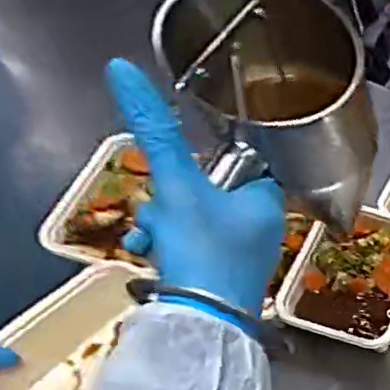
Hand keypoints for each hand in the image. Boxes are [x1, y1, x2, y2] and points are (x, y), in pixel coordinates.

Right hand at [103, 59, 286, 327]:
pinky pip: (188, 246)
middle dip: (170, 196)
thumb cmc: (204, 251)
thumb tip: (124, 71)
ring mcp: (242, 255)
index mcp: (266, 204)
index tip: (184, 163)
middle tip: (162, 210)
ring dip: (161, 222)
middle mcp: (261, 229)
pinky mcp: (222, 276)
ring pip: (191, 217)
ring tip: (153, 238)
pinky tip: (150, 254)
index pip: (245, 163)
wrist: (204, 319)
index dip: (211, 157)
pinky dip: (165, 246)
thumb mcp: (177, 184)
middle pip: (206, 189)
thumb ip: (154, 130)